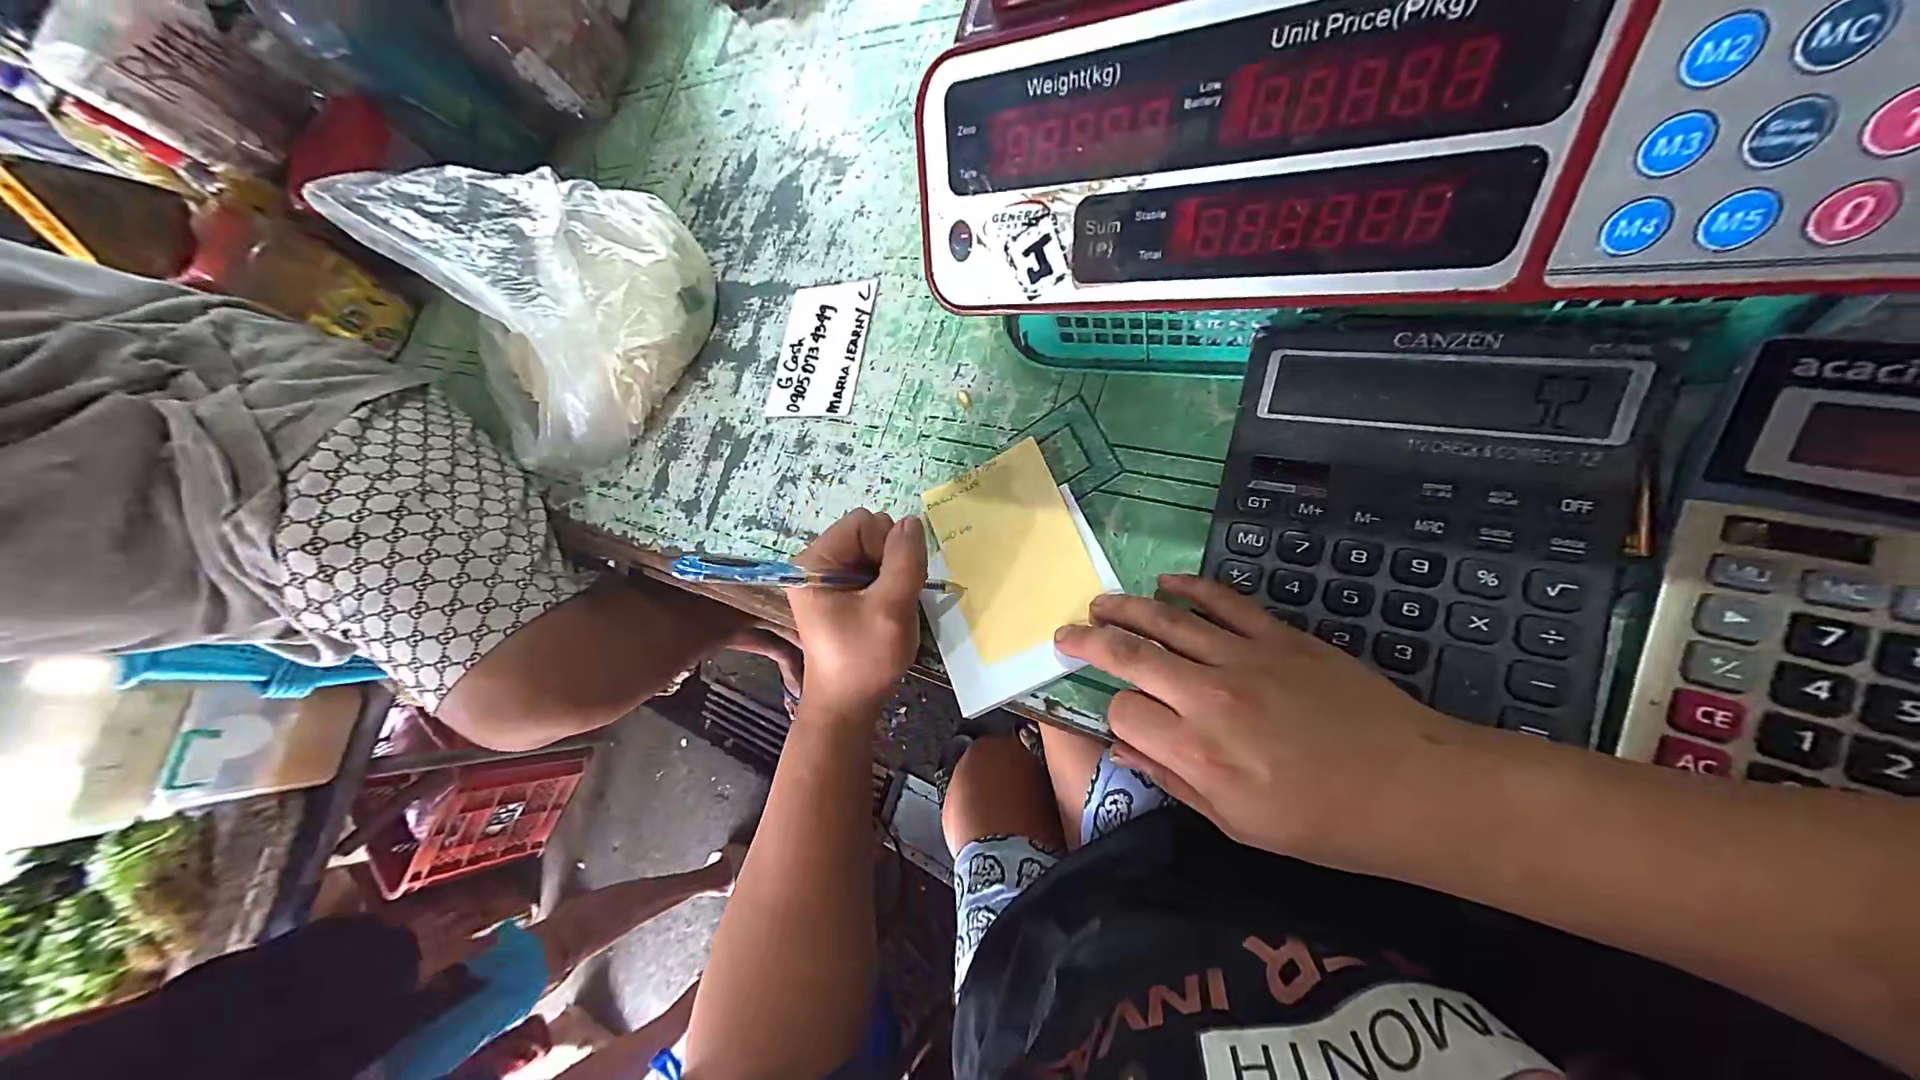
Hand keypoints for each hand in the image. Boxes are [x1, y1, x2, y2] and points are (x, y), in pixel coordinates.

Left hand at [787, 509, 927, 718]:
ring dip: (893, 573)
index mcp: (814, 562)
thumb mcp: (891, 608)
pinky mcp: (839, 590)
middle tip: (893, 598)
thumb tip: (912, 521)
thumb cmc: (864, 659)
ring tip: (890, 606)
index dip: (888, 546)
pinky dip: (888, 583)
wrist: (849, 704)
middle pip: (869, 532)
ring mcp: (827, 577)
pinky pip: (873, 567)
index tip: (893, 584)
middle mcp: (816, 562)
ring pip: (876, 550)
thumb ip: (904, 561)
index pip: (864, 523)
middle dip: (891, 559)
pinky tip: (887, 609)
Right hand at [1054, 574, 1478, 866]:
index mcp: (1198, 752)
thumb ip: (1173, 780)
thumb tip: (1123, 747)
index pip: (1123, 712)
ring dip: (1123, 608)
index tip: (1122, 720)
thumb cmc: (1323, 824)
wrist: (1414, 788)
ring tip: (1098, 604)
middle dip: (1087, 642)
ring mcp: (1244, 658)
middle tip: (1065, 635)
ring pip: (1165, 620)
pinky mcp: (1279, 636)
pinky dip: (1188, 589)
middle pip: (1128, 655)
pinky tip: (1165, 584)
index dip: (1113, 714)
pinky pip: (1222, 601)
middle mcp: (1209, 697)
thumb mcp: (1238, 825)